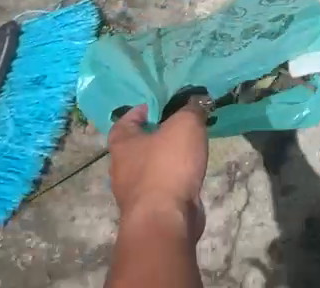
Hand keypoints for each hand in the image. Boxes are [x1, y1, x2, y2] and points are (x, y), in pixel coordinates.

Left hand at [108, 98, 211, 240]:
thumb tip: (196, 102)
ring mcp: (135, 190)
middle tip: (183, 121)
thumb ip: (191, 109)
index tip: (159, 104)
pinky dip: (176, 172)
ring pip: (151, 164)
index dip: (139, 111)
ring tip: (193, 143)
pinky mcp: (151, 206)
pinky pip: (163, 180)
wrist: (165, 217)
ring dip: (169, 154)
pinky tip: (193, 167)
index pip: (123, 123)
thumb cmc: (168, 164)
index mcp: (123, 146)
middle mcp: (123, 168)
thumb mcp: (185, 124)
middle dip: (158, 132)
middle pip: (138, 144)